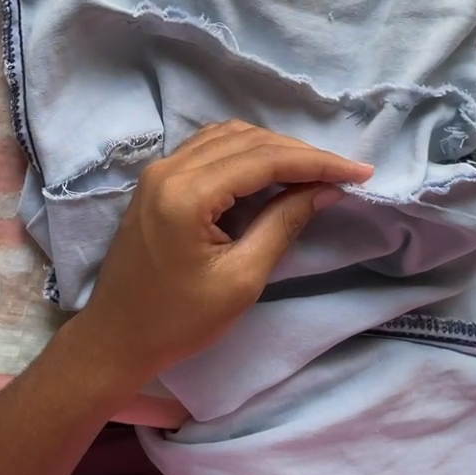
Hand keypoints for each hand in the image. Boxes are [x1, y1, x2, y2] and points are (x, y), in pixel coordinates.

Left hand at [64, 121, 373, 387]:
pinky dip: (245, 152)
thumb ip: (282, 224)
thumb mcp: (241, 279)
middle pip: (246, 140)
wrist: (116, 337)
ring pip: (227, 137)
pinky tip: (270, 170)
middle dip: (298, 152)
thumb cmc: (178, 320)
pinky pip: (208, 148)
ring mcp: (159, 170)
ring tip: (314, 170)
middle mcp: (169, 168)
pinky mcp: (157, 180)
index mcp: (186, 193)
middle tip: (342, 172)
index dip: (315, 162)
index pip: (262, 159)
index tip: (359, 171)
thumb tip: (325, 190)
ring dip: (272, 148)